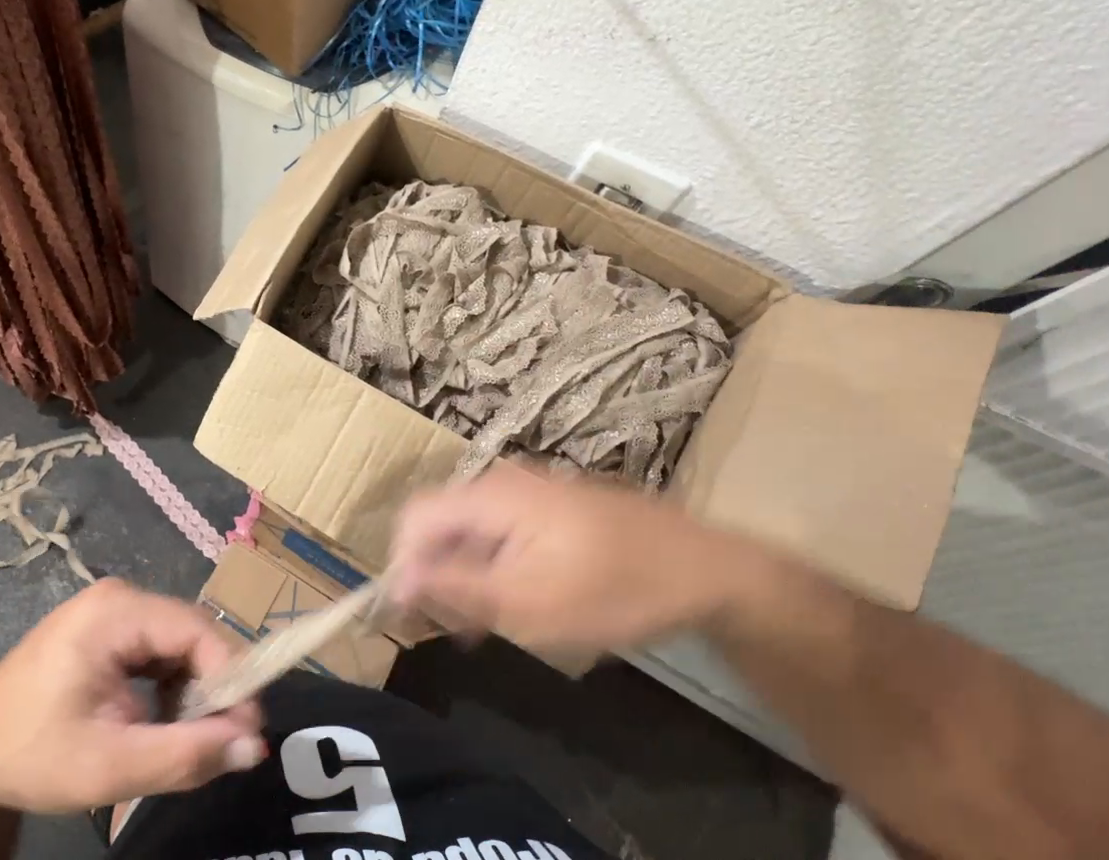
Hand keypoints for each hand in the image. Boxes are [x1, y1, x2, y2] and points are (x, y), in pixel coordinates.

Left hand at [0, 578, 266, 815]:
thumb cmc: (33, 757)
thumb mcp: (112, 766)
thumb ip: (187, 755)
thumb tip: (255, 745)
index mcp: (113, 613)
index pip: (199, 630)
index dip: (233, 678)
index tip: (249, 733)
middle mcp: (115, 599)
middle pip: (191, 634)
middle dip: (214, 688)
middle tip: (225, 743)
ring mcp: (107, 612)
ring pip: (178, 645)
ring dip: (193, 692)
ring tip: (189, 740)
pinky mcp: (103, 632)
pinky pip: (157, 651)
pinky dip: (170, 688)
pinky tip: (161, 724)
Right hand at [385, 463, 776, 654]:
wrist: (710, 570)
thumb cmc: (617, 590)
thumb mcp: (530, 603)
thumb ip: (457, 589)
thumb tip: (398, 581)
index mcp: (491, 496)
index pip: (414, 517)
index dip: (401, 563)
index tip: (408, 611)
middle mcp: (504, 482)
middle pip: (441, 521)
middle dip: (435, 572)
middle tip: (453, 626)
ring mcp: (531, 489)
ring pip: (471, 528)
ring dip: (466, 573)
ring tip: (486, 623)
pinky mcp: (553, 503)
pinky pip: (501, 528)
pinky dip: (495, 563)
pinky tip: (519, 599)